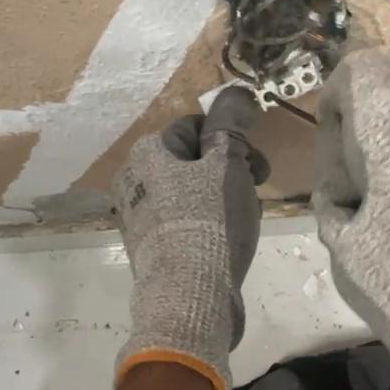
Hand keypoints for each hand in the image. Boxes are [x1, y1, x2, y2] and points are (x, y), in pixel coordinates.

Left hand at [112, 87, 269, 389]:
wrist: (190, 297)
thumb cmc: (209, 221)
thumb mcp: (227, 162)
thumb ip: (232, 123)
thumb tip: (238, 92)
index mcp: (146, 154)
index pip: (194, 127)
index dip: (230, 140)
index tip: (253, 164)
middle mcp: (134, 182)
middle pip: (193, 161)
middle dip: (229, 170)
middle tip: (255, 189)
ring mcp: (140, 219)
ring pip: (192, 194)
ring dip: (223, 199)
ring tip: (243, 220)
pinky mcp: (153, 251)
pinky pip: (187, 224)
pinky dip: (210, 226)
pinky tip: (228, 243)